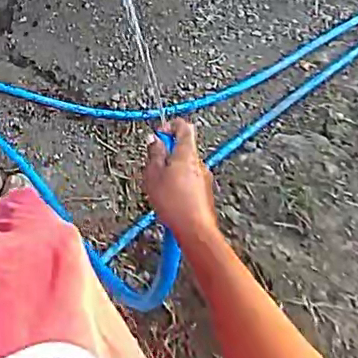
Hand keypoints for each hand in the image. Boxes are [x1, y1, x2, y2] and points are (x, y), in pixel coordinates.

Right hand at [144, 119, 217, 244]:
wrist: (195, 231)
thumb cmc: (175, 203)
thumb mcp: (153, 174)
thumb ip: (154, 153)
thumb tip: (155, 141)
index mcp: (187, 153)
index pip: (183, 126)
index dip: (169, 126)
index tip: (158, 134)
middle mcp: (199, 163)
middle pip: (183, 147)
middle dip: (167, 153)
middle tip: (154, 165)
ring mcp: (204, 178)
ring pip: (185, 165)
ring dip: (172, 170)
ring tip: (160, 185)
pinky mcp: (204, 193)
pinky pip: (189, 180)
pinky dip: (179, 183)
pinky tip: (169, 197)